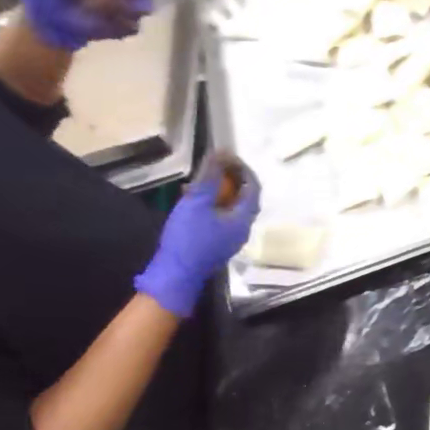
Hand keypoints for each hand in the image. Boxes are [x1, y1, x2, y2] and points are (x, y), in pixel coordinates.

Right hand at [135, 155, 261, 317]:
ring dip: (218, 190)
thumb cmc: (188, 238)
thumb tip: (220, 154)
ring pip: (230, 208)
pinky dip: (210, 205)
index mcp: (242, 220)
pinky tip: (191, 198)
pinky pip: (219, 218)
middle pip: (243, 198)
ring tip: (199, 179)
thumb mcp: (198, 201)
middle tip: (213, 164)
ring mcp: (230, 239)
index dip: (242, 168)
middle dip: (230, 178)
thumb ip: (211, 176)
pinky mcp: (216, 244)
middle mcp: (241, 231)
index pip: (253, 188)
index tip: (226, 156)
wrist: (176, 274)